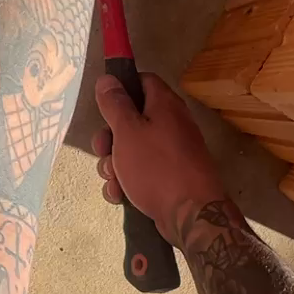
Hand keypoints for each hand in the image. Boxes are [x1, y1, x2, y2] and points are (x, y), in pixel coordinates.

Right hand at [91, 73, 224, 246]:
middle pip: (132, 118)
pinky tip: (120, 195)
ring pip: (132, 149)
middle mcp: (170, 124)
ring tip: (113, 180)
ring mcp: (171, 152)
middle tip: (102, 150)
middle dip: (109, 137)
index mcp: (164, 105)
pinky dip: (127, 181)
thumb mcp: (127, 131)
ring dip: (114, 164)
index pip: (142, 80)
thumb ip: (115, 103)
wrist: (191, 215)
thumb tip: (107, 78)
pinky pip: (141, 171)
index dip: (121, 89)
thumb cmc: (156, 166)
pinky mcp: (169, 177)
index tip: (104, 106)